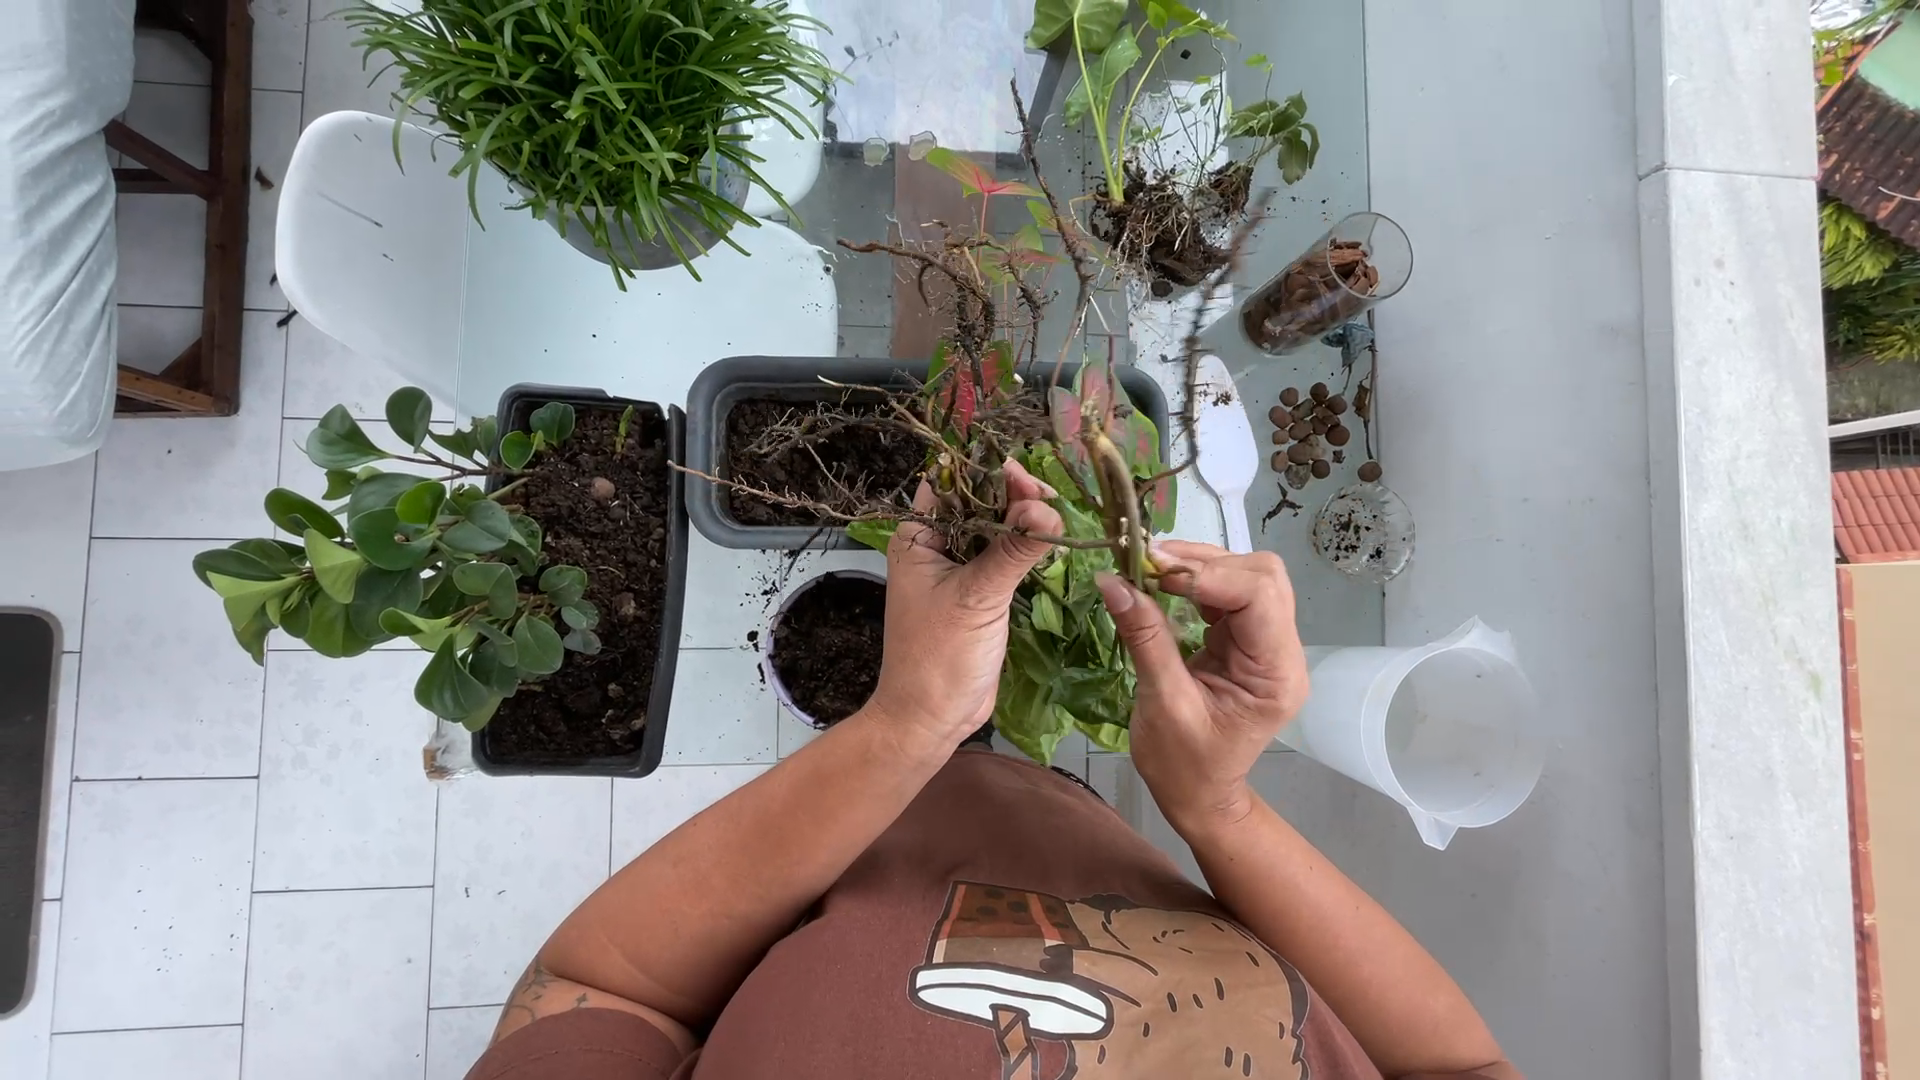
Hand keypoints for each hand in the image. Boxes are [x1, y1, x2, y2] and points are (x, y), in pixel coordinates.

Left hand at [864, 461, 1063, 751]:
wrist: (931, 717)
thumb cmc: (938, 656)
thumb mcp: (976, 597)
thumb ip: (1013, 550)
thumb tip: (1047, 509)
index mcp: (918, 538)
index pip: (949, 483)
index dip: (983, 470)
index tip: (1021, 470)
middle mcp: (937, 546)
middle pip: (978, 502)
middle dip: (1012, 493)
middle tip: (1048, 494)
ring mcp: (961, 569)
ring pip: (996, 528)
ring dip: (1024, 518)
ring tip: (1056, 512)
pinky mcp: (982, 592)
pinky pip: (1006, 555)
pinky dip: (1027, 546)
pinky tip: (1053, 538)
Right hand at [1095, 542, 1308, 830]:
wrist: (1197, 794)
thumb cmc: (1183, 763)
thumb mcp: (1161, 702)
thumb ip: (1145, 637)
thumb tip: (1112, 581)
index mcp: (1276, 674)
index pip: (1259, 597)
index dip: (1208, 575)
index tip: (1153, 572)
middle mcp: (1282, 652)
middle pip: (1261, 576)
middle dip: (1205, 563)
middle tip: (1148, 565)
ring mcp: (1265, 644)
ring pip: (1246, 576)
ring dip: (1198, 565)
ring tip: (1148, 568)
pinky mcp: (1243, 640)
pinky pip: (1228, 592)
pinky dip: (1195, 580)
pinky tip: (1163, 583)